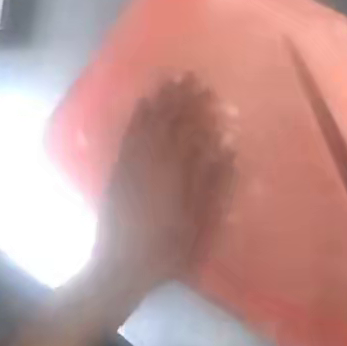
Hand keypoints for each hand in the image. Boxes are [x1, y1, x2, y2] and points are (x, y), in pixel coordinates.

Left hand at [85, 75, 235, 310]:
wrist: (120, 269)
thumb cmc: (167, 251)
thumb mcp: (201, 224)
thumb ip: (215, 184)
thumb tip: (227, 147)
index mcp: (177, 174)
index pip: (191, 132)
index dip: (200, 110)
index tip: (210, 91)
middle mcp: (154, 162)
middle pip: (169, 122)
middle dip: (181, 98)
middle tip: (192, 76)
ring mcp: (133, 164)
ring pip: (148, 123)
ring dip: (160, 100)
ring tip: (169, 80)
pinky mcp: (118, 171)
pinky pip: (128, 135)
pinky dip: (137, 116)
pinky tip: (142, 103)